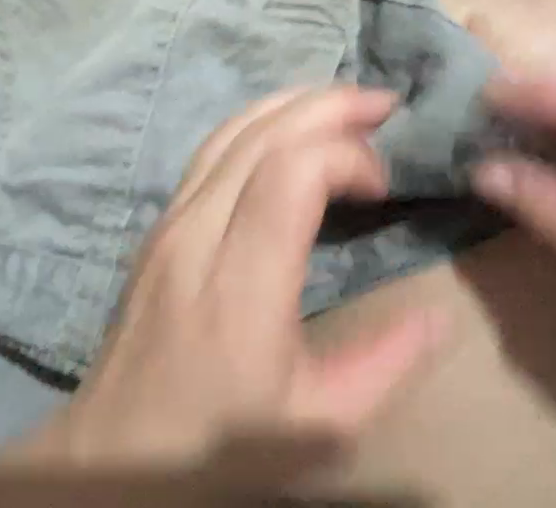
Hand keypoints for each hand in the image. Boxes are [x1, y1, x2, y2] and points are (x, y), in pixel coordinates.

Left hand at [10, 87, 445, 488]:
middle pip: (261, 134)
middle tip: (385, 104)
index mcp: (240, 283)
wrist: (116, 452)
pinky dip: (258, 123)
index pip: (290, 171)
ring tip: (345, 103)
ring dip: (291, 104)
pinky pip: (210, 149)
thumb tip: (439, 315)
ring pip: (229, 131)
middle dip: (328, 105)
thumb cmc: (220, 442)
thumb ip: (386, 365)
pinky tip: (289, 130)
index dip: (347, 155)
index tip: (385, 184)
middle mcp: (197, 233)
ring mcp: (170, 221)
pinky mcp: (159, 223)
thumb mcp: (319, 426)